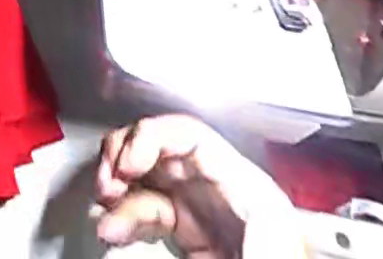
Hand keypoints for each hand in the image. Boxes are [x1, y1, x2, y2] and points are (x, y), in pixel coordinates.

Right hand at [92, 115, 304, 258]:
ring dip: (119, 187)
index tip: (125, 163)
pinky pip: (153, 210)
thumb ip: (247, 229)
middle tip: (110, 181)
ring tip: (104, 208)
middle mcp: (228, 193)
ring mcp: (209, 213)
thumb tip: (207, 210)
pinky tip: (112, 226)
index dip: (151, 138)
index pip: (193, 135)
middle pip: (166, 146)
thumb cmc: (278, 257)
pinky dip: (125, 215)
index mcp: (253, 191)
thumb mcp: (269, 250)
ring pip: (152, 177)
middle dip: (127, 154)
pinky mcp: (195, 237)